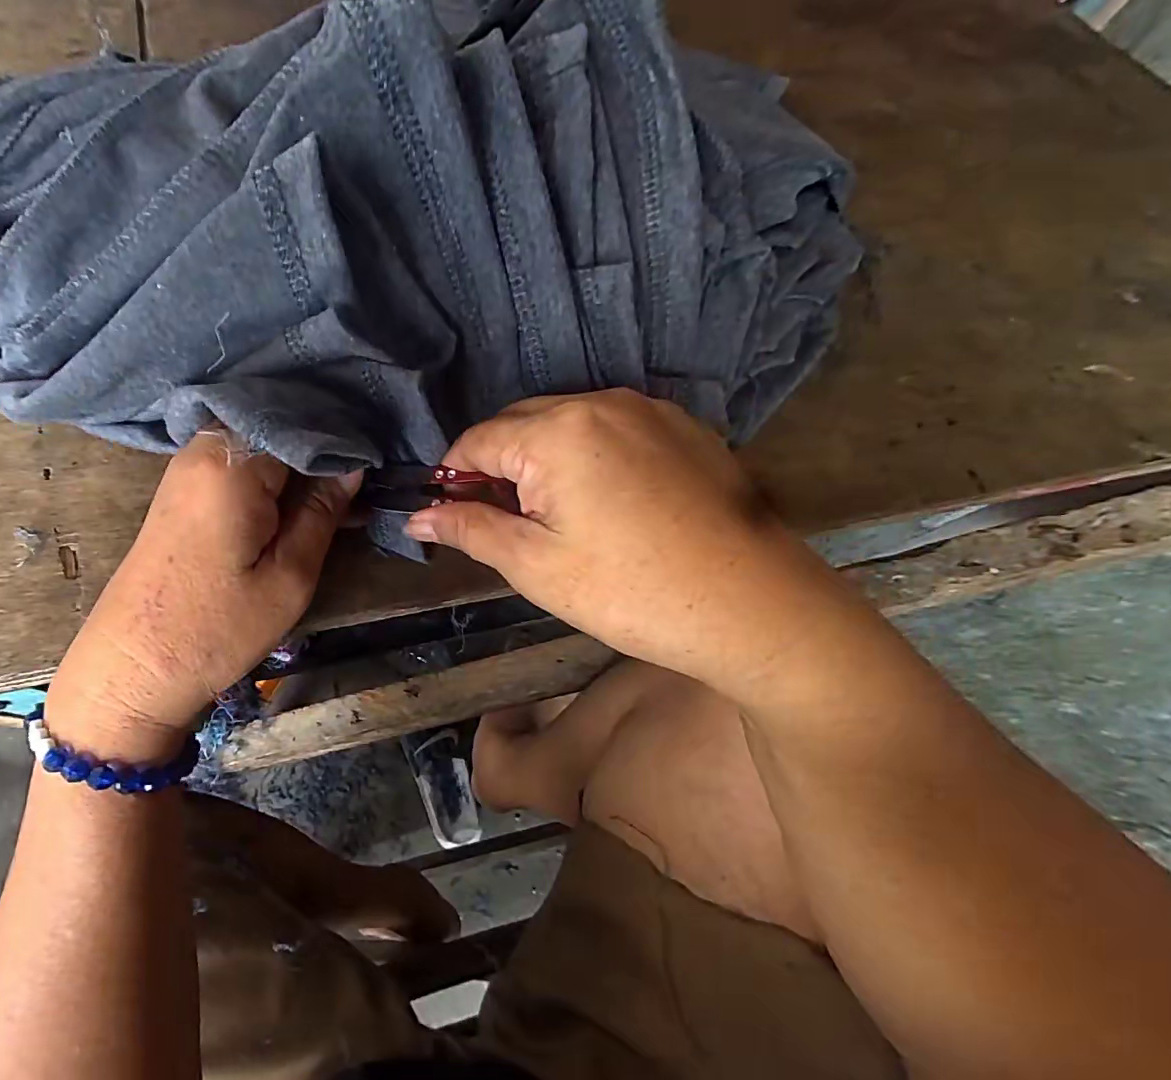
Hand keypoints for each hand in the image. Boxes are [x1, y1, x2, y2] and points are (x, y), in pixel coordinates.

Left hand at [47, 432, 359, 756]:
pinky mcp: (179, 489)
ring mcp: (185, 467)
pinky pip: (236, 462)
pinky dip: (269, 474)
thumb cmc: (215, 629)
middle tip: (362, 477)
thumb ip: (322, 513)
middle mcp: (203, 449)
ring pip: (257, 444)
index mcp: (231, 464)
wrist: (132, 667)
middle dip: (320, 447)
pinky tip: (295, 497)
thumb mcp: (289, 577)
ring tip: (335, 490)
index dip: (343, 440)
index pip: (302, 425)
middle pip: (276, 426)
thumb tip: (352, 466)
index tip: (377, 461)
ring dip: (295, 463)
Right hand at [404, 390, 871, 704]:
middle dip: (495, 467)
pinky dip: (585, 456)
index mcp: (557, 431)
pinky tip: (602, 504)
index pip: (476, 440)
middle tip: (500, 523)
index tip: (450, 516)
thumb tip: (416, 515)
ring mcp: (648, 409)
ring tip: (550, 517)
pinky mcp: (683, 427)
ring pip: (565, 424)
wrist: (753, 608)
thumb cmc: (629, 592)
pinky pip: (610, 429)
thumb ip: (469, 528)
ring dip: (539, 460)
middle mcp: (600, 402)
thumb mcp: (534, 565)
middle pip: (519, 424)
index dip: (452, 478)